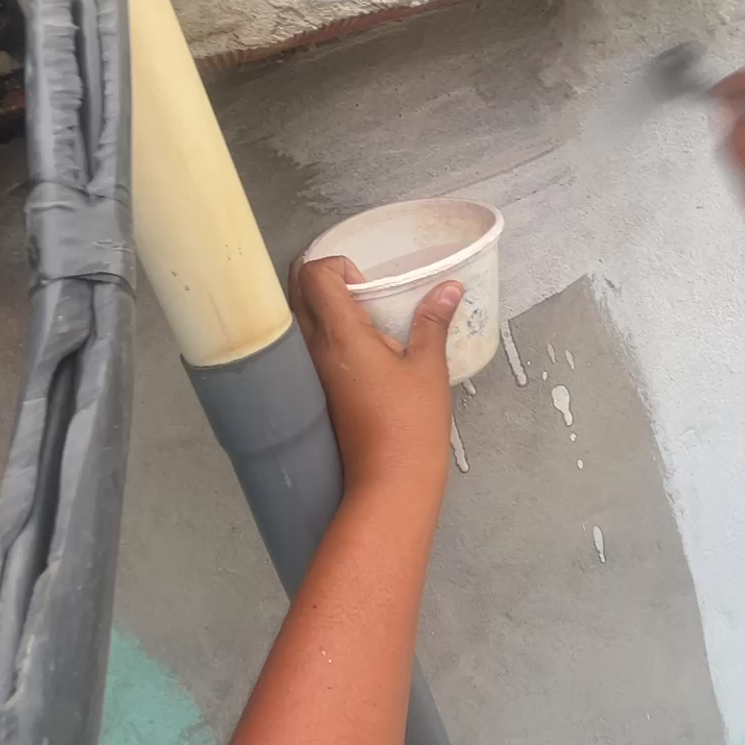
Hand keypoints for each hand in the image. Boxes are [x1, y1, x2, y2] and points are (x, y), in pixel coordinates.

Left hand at [290, 256, 461, 494]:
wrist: (388, 479)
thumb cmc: (410, 423)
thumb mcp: (428, 367)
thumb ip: (433, 321)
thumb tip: (450, 287)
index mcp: (339, 335)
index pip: (313, 275)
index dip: (337, 264)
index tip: (368, 283)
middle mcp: (313, 348)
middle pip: (294, 288)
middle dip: (322, 274)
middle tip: (361, 287)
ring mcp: (309, 370)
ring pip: (296, 316)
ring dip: (320, 302)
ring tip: (362, 313)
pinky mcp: (314, 388)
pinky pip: (304, 342)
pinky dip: (322, 329)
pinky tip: (359, 344)